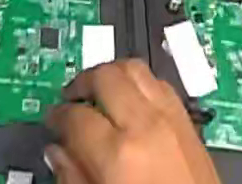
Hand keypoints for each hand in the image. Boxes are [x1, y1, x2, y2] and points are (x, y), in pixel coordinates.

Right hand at [46, 60, 220, 183]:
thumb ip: (75, 180)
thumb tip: (57, 152)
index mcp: (119, 156)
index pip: (76, 117)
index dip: (58, 116)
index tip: (52, 119)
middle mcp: (145, 126)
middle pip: (105, 77)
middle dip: (82, 82)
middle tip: (70, 98)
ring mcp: (171, 119)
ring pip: (133, 68)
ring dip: (111, 73)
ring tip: (98, 89)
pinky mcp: (189, 122)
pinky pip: (159, 82)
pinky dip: (139, 81)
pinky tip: (130, 97)